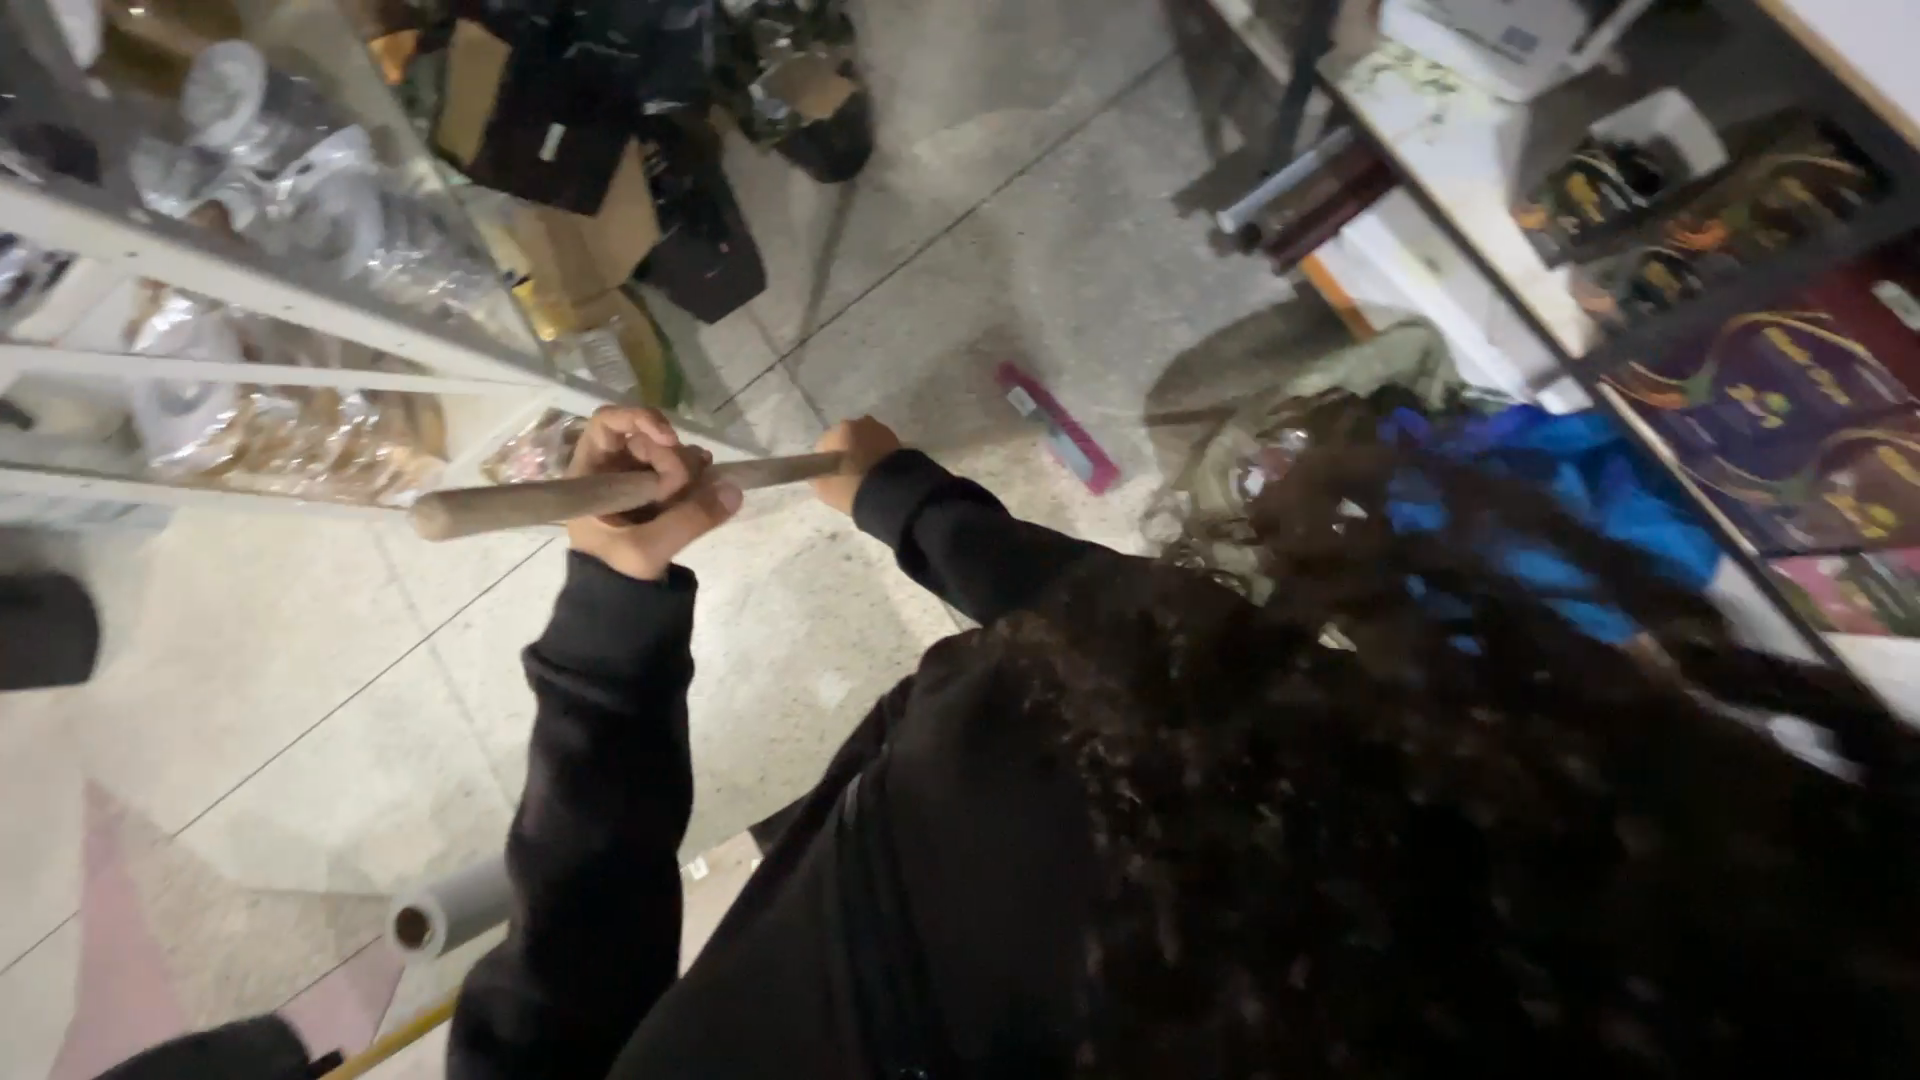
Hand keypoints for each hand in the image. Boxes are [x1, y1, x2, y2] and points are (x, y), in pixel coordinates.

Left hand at [567, 407, 741, 580]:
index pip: (608, 424)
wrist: (619, 605)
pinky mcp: (659, 496)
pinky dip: (699, 477)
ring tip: (702, 492)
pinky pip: (684, 473)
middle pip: (648, 441)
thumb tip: (734, 490)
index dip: (640, 419)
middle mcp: (613, 471)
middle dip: (673, 459)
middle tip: (685, 488)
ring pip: (670, 456)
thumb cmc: (617, 574)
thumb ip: (690, 519)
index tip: (670, 438)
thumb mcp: (649, 549)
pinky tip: (710, 488)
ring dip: (690, 469)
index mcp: (591, 475)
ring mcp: (638, 482)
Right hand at [812, 415, 902, 515]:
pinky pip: (880, 447)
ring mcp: (882, 430)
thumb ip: (818, 474)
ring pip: (865, 441)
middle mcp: (861, 423)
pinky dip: (878, 455)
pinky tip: (878, 471)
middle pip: (847, 438)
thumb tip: (820, 472)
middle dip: (847, 452)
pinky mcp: (898, 441)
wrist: (892, 494)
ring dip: (863, 451)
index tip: (831, 475)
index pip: (826, 443)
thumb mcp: (823, 488)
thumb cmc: (851, 488)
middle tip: (849, 474)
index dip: (827, 460)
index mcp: (841, 429)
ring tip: (865, 473)